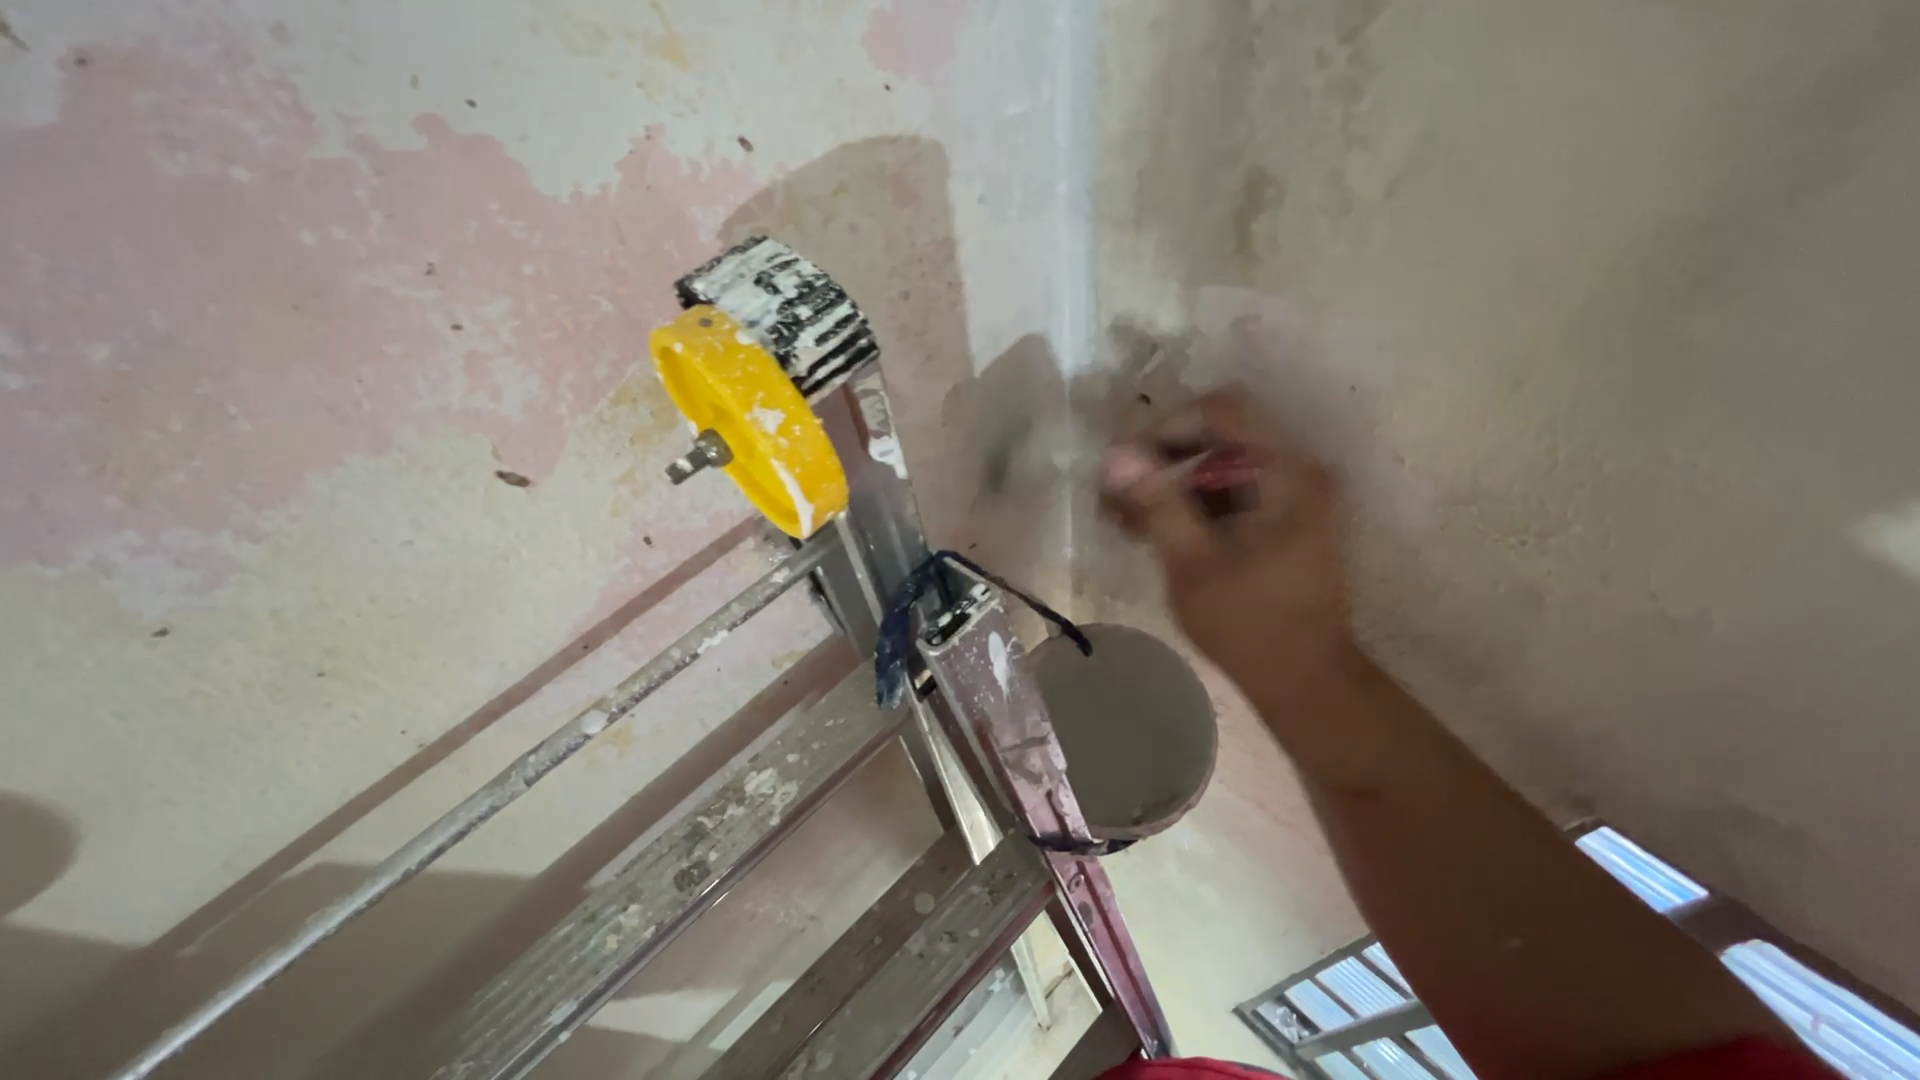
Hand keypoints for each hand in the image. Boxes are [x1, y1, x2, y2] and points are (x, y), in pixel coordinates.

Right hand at [1100, 389, 1354, 692]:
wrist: (1307, 679)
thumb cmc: (1250, 626)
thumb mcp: (1193, 565)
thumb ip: (1157, 505)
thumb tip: (1117, 456)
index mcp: (1286, 473)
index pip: (1222, 410)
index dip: (1167, 428)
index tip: (1129, 467)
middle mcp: (1298, 470)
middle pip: (1218, 435)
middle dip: (1161, 461)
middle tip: (1114, 499)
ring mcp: (1295, 494)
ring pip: (1220, 465)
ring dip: (1171, 485)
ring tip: (1124, 520)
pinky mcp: (1285, 518)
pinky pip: (1232, 491)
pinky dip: (1192, 504)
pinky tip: (1153, 531)